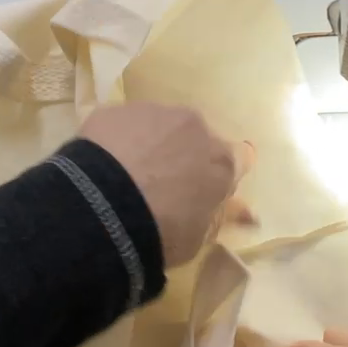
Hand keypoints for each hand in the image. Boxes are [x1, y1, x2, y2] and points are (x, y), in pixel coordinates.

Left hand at [78, 103, 245, 265]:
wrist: (102, 211)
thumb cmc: (161, 230)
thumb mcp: (198, 236)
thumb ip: (220, 215)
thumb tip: (246, 213)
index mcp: (222, 159)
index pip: (237, 160)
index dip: (218, 176)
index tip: (203, 192)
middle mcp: (194, 126)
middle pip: (195, 138)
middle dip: (183, 156)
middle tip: (160, 187)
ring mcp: (153, 112)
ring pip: (158, 127)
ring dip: (150, 145)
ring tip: (125, 177)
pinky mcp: (116, 110)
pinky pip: (123, 125)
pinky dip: (117, 141)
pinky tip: (101, 167)